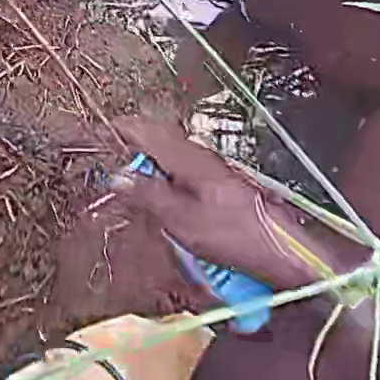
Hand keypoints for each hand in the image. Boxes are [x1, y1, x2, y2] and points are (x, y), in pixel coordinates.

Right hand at [111, 116, 361, 290]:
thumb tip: (116, 176)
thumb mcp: (181, 219)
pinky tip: (159, 197)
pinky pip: (179, 169)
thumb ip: (147, 195)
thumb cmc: (233, 234)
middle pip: (154, 138)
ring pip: (167, 154)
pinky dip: (161, 176)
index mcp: (185, 156)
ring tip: (129, 183)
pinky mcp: (216, 182)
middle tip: (108, 163)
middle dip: (129, 145)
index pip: (142, 128)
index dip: (117, 129)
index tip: (95, 135)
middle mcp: (196, 153)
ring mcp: (208, 167)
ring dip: (145, 163)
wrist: (283, 250)